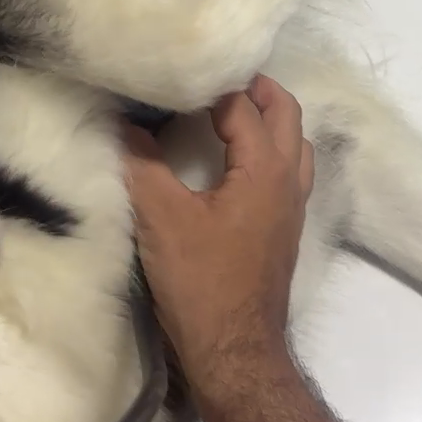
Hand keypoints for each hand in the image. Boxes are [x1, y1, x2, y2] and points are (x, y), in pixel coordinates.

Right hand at [124, 76, 315, 369]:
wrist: (238, 347)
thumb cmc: (202, 281)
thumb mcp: (163, 220)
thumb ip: (143, 167)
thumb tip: (124, 125)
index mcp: (266, 166)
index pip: (246, 107)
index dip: (217, 87)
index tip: (187, 74)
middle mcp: (291, 175)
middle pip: (287, 113)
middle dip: (259, 90)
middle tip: (222, 78)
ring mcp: (295, 200)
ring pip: (296, 140)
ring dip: (273, 118)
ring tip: (236, 111)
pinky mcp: (289, 222)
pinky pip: (293, 167)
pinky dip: (276, 147)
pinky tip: (247, 161)